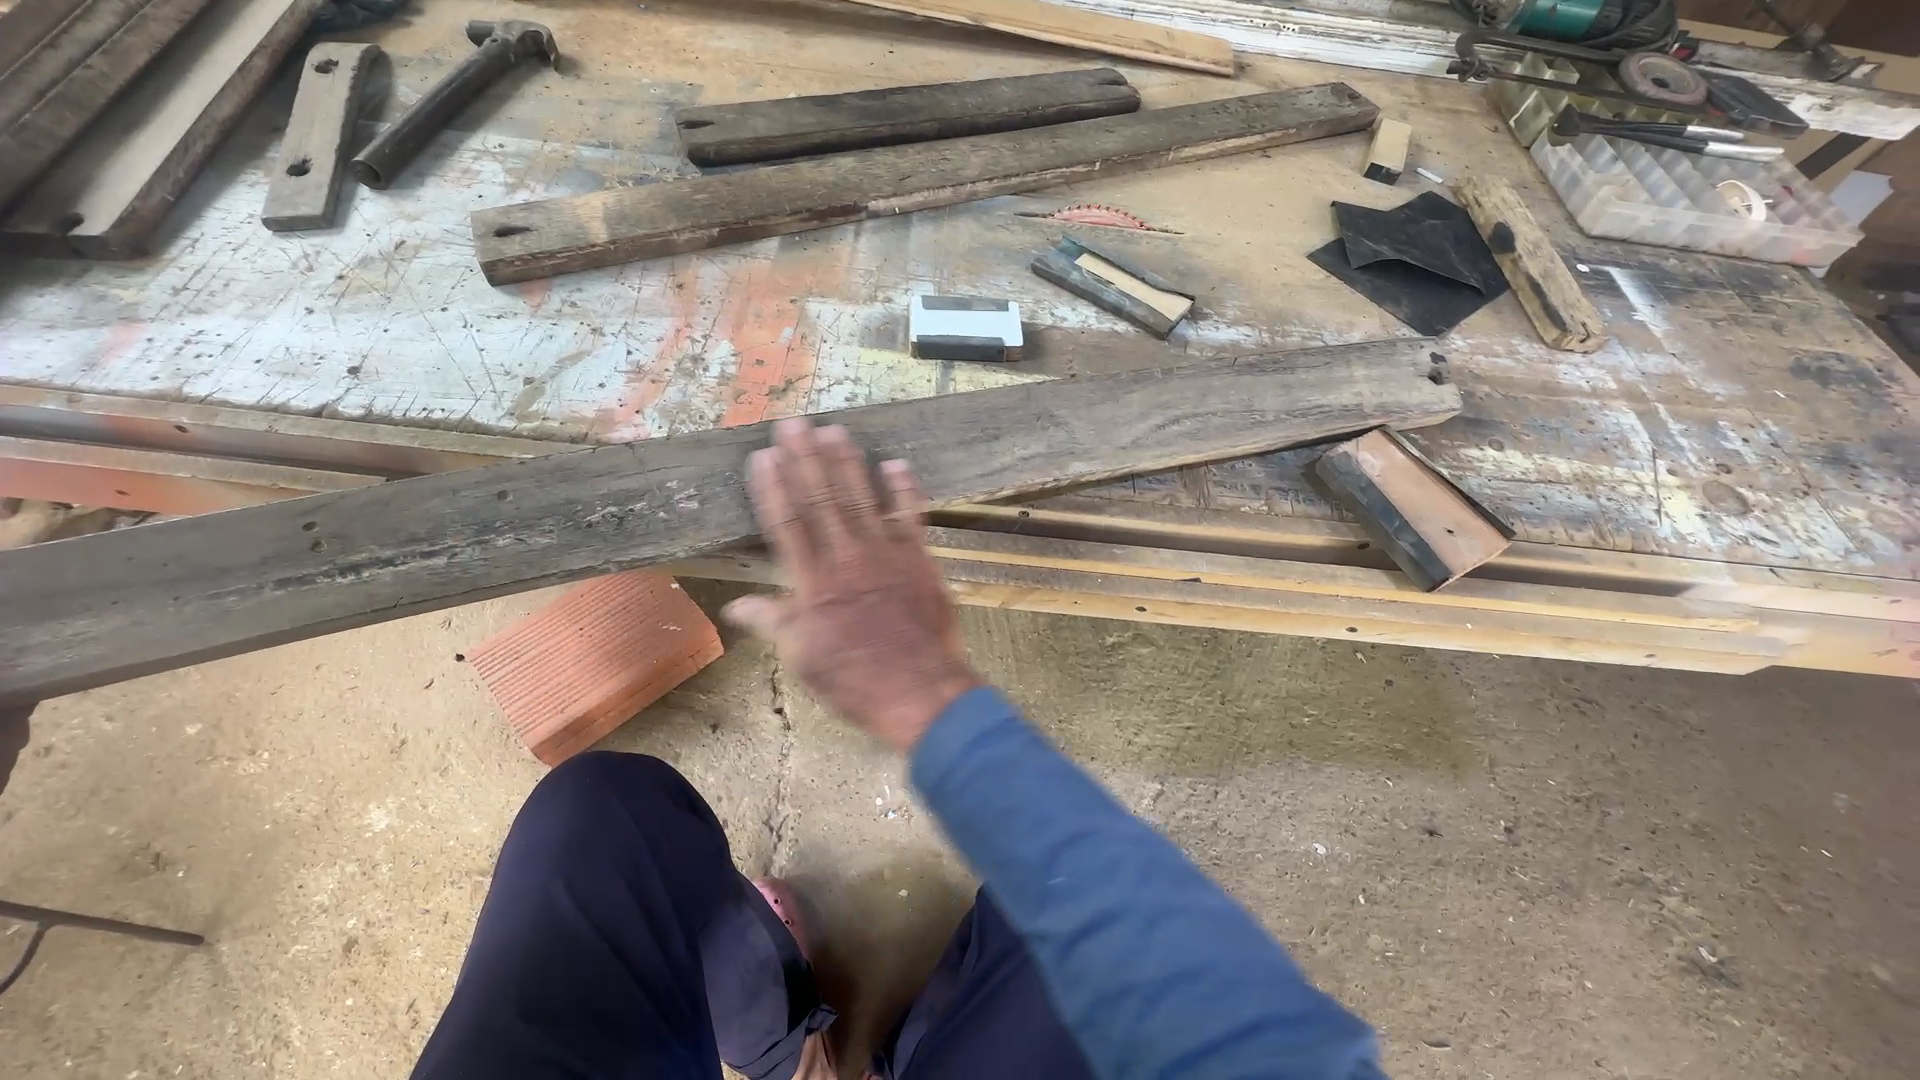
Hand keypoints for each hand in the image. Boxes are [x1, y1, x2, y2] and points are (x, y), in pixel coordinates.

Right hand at [724, 419, 977, 753]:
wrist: (920, 691)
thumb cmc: (855, 680)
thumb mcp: (802, 658)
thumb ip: (773, 623)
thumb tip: (735, 606)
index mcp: (814, 583)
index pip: (788, 525)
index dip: (774, 489)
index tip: (763, 456)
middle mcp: (848, 559)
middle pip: (822, 501)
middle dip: (806, 460)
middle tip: (794, 424)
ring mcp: (888, 556)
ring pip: (862, 500)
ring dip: (847, 464)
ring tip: (834, 430)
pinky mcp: (921, 561)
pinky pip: (912, 518)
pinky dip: (905, 491)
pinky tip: (895, 464)